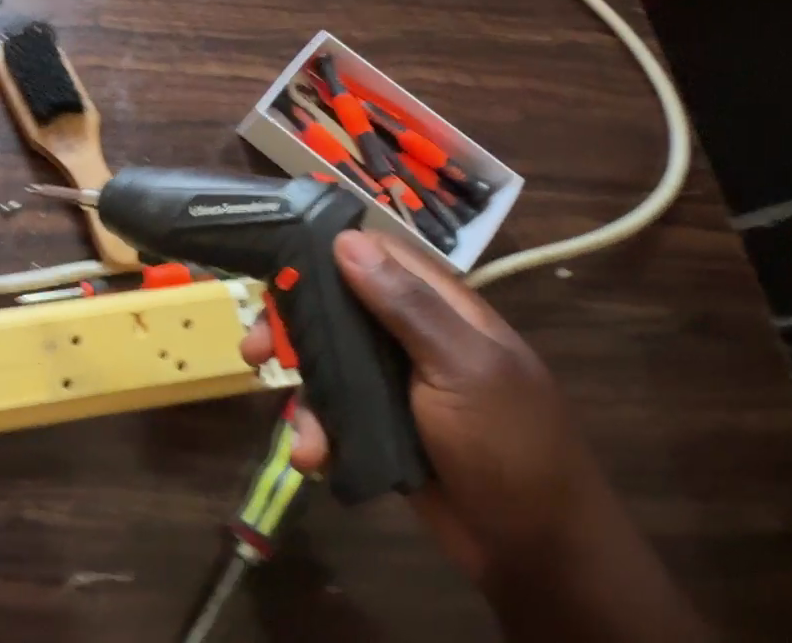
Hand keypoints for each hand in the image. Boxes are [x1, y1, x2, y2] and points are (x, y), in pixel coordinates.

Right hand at [240, 231, 616, 578]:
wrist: (536, 551)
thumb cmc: (509, 445)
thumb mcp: (463, 367)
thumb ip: (406, 304)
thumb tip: (345, 239)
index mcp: (440, 307)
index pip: (375, 254)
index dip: (323, 251)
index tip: (271, 259)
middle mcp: (409, 336)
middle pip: (334, 308)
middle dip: (289, 328)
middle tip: (254, 349)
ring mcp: (391, 383)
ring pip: (324, 364)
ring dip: (301, 393)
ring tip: (295, 426)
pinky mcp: (376, 426)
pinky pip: (330, 413)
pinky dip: (315, 432)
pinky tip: (314, 457)